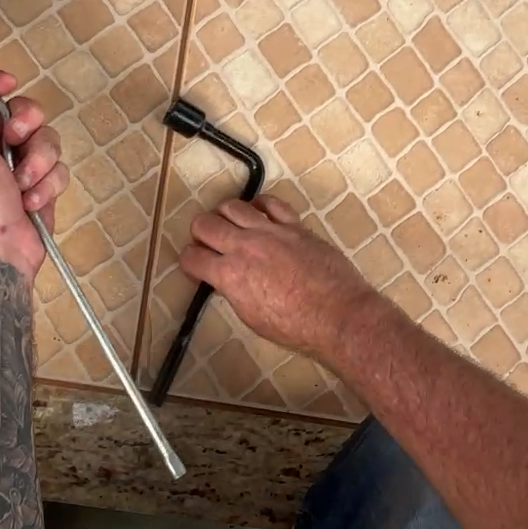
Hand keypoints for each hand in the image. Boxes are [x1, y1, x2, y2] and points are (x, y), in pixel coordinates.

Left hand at [0, 71, 68, 274]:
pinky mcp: (41, 188)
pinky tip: (29, 203)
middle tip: (16, 138)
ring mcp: (19, 170)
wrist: (1, 252)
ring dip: (37, 163)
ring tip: (22, 185)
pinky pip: (57, 170)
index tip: (8, 82)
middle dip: (26, 125)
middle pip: (24, 114)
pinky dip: (46, 186)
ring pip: (45, 141)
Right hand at [180, 194, 387, 361]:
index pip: (191, 257)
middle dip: (200, 233)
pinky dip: (259, 205)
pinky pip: (270, 202)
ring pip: (232, 206)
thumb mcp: (250, 316)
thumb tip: (225, 280)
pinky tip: (259, 213)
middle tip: (208, 243)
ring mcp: (270, 231)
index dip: (190, 262)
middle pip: (204, 223)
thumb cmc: (294, 326)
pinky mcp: (294, 225)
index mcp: (229, 275)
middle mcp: (243, 247)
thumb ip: (233, 291)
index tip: (196, 267)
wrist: (337, 315)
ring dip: (224, 215)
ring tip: (231, 225)